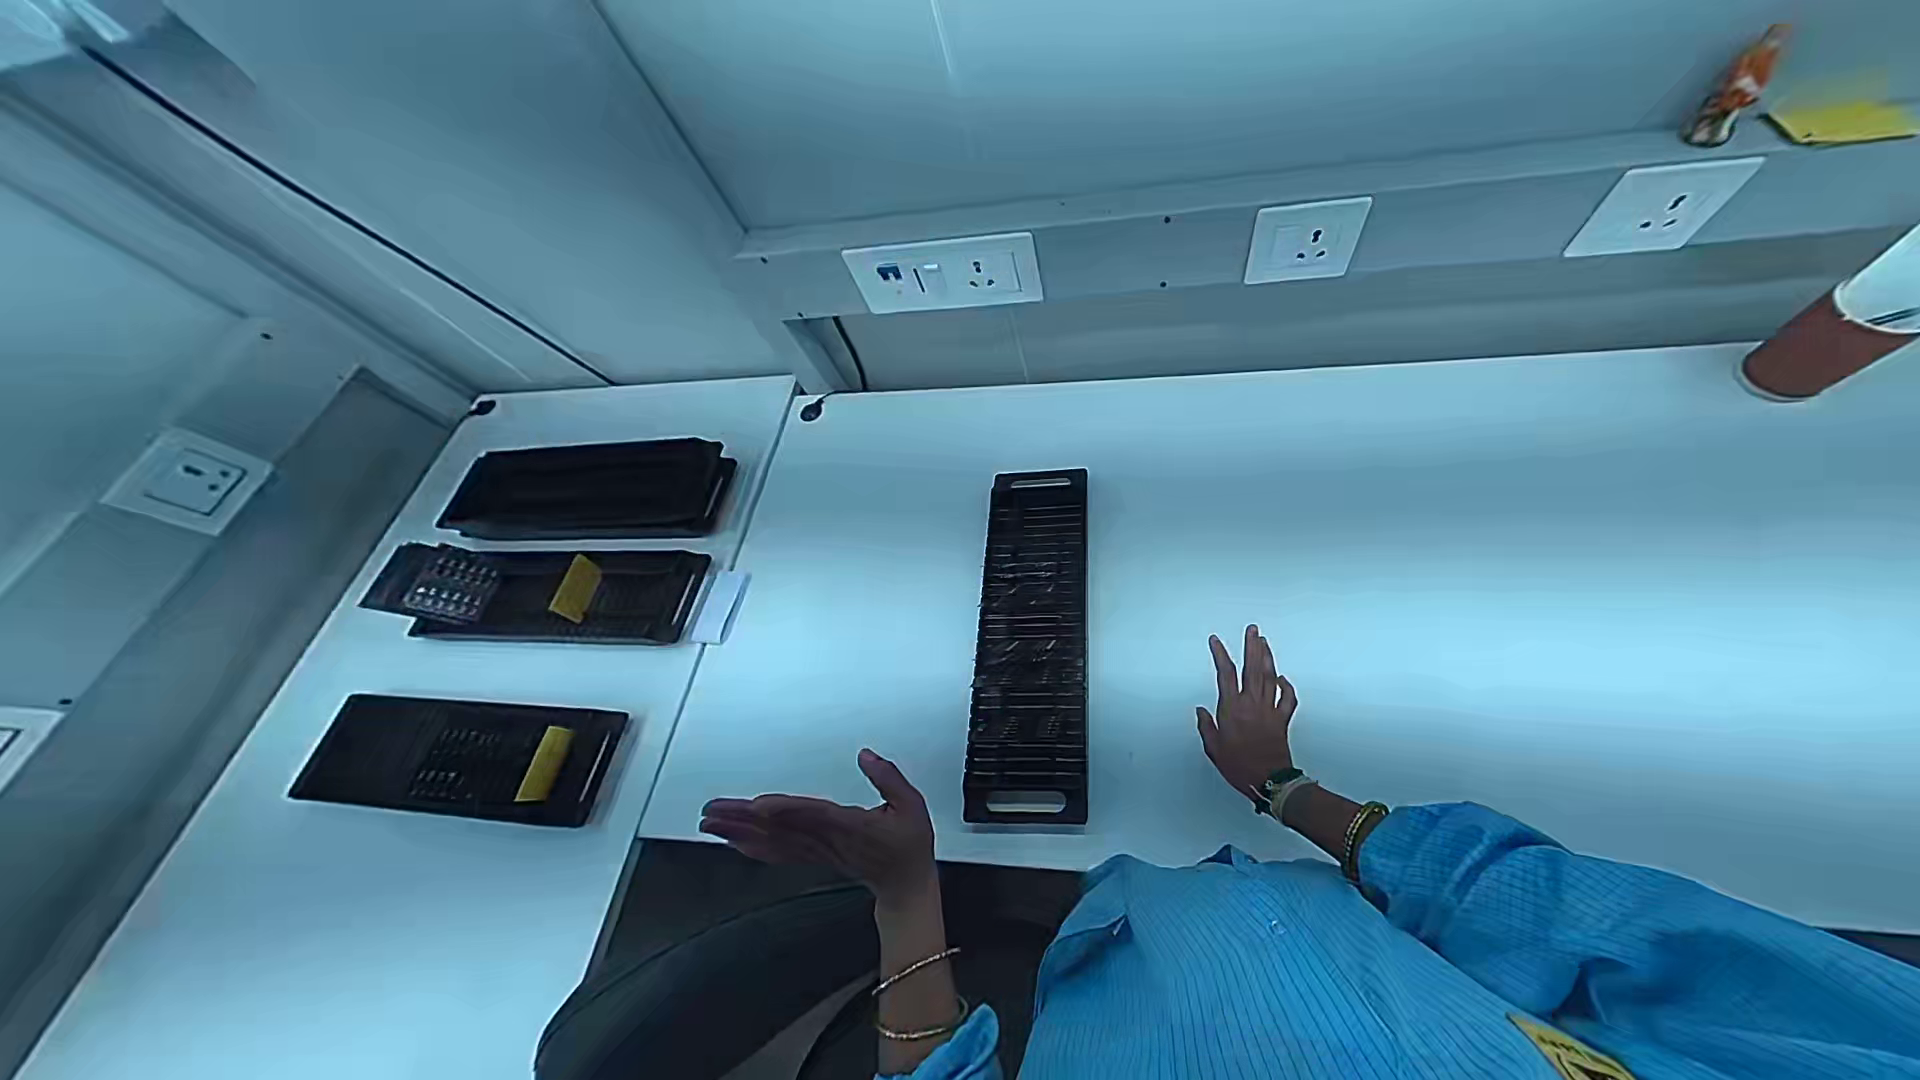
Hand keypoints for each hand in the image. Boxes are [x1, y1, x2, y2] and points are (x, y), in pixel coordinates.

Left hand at [699, 748, 935, 908]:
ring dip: (740, 833)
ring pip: (773, 842)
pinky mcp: (814, 857)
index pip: (812, 815)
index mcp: (851, 827)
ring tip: (711, 823)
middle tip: (712, 811)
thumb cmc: (909, 846)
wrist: (905, 887)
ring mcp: (818, 852)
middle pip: (781, 829)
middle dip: (744, 820)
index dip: (784, 810)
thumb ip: (888, 778)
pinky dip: (753, 849)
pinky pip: (778, 854)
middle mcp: (828, 841)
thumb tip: (865, 756)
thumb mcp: (912, 806)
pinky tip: (734, 843)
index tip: (757, 805)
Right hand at [1196, 624, 1297, 802]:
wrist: (1270, 782)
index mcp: (1232, 708)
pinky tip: (1283, 678)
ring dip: (1267, 658)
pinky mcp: (1282, 720)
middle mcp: (1251, 704)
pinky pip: (1287, 699)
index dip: (1221, 655)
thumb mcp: (1213, 748)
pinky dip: (1287, 686)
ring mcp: (1269, 710)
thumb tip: (1201, 711)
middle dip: (1252, 647)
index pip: (1226, 674)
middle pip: (1253, 669)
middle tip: (1252, 630)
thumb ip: (1207, 726)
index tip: (1216, 641)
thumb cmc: (1239, 766)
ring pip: (1270, 678)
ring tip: (1264, 642)